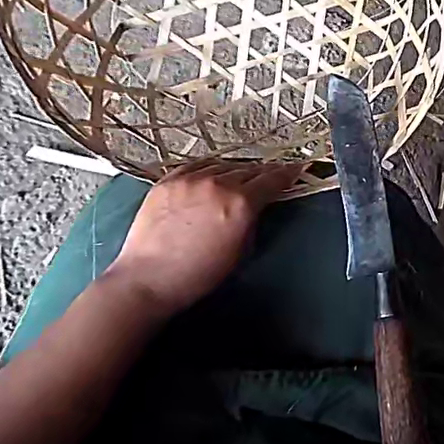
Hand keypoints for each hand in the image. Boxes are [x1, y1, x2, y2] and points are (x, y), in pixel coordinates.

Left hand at [108, 159, 305, 316]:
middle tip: (270, 176)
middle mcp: (218, 183)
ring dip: (237, 170)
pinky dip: (211, 168)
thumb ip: (254, 220)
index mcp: (241, 203)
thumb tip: (259, 205)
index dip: (288, 173)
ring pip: (224, 164)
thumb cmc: (199, 274)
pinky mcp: (169, 180)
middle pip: (250, 169)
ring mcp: (190, 179)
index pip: (272, 179)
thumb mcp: (241, 250)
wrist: (148, 279)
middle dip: (263, 173)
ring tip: (241, 177)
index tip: (296, 169)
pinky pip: (198, 165)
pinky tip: (213, 174)